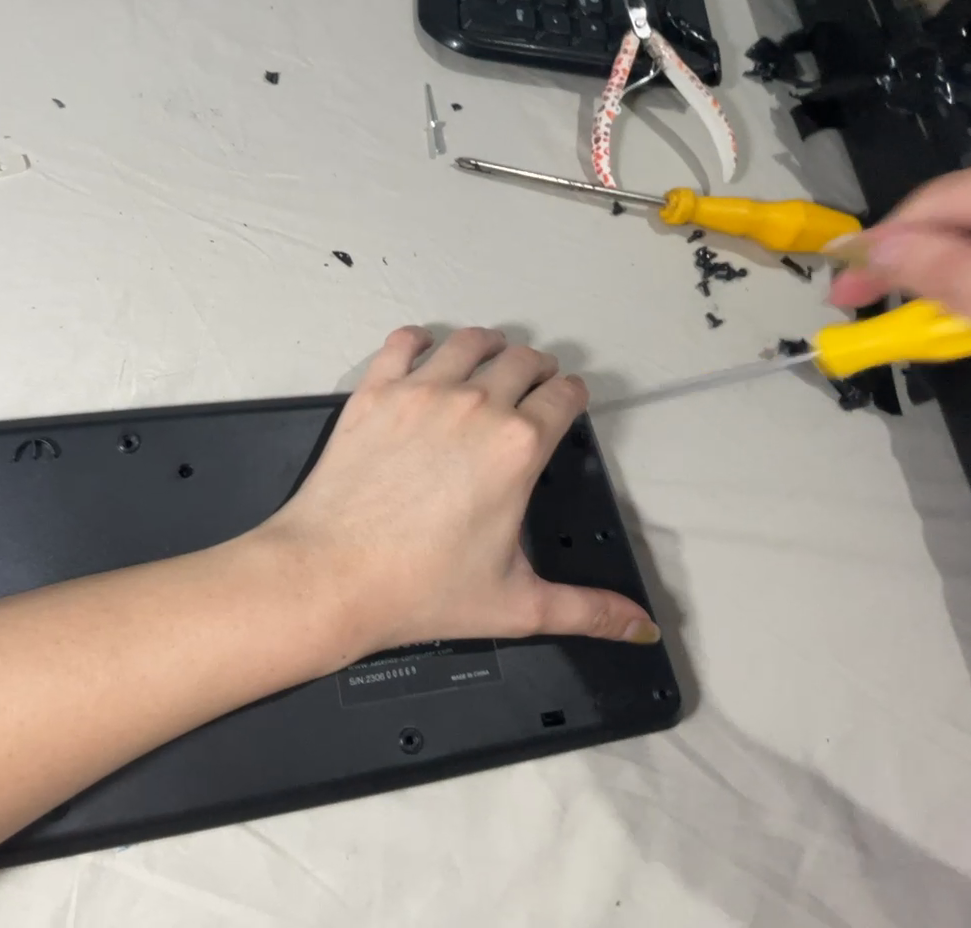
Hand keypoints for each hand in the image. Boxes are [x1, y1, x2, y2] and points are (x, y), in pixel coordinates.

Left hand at [254, 326, 659, 653]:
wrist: (330, 573)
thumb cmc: (417, 588)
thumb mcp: (516, 605)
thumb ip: (586, 610)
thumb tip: (639, 629)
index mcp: (518, 447)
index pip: (564, 396)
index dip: (571, 395)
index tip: (567, 401)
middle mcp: (474, 406)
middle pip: (521, 360)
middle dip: (535, 369)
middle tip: (532, 384)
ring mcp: (419, 393)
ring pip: (468, 342)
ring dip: (487, 347)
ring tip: (487, 361)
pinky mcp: (373, 393)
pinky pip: (402, 343)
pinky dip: (418, 340)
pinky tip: (422, 353)